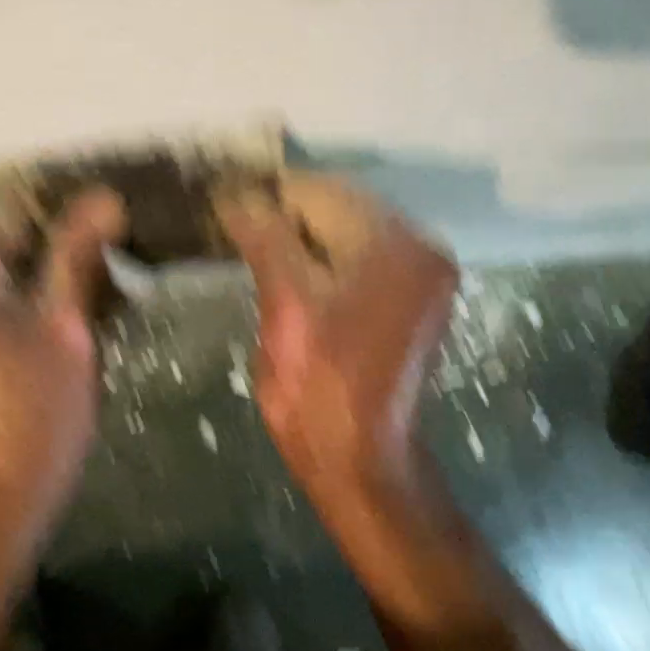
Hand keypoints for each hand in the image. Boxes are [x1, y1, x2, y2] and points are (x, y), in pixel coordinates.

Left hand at [0, 189, 126, 528]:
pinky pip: (14, 296)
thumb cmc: (33, 416)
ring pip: (23, 271)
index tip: (122, 213)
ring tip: (119, 279)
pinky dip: (49, 297)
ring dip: (66, 272)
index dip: (74, 210)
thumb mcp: (66, 330)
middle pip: (22, 242)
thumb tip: (106, 195)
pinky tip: (92, 308)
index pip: (22, 213)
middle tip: (128, 251)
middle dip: (74, 243)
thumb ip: (78, 257)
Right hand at [218, 175, 458, 504]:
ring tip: (256, 243)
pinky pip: (364, 254)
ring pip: (350, 228)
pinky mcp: (414, 295)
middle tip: (235, 223)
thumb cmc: (316, 384)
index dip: (270, 194)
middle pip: (341, 205)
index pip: (321, 192)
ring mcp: (424, 272)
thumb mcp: (284, 303)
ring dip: (304, 231)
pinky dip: (327, 253)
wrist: (356, 458)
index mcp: (396, 244)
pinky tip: (292, 266)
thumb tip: (235, 193)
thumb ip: (265, 237)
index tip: (225, 202)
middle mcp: (422, 246)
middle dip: (288, 211)